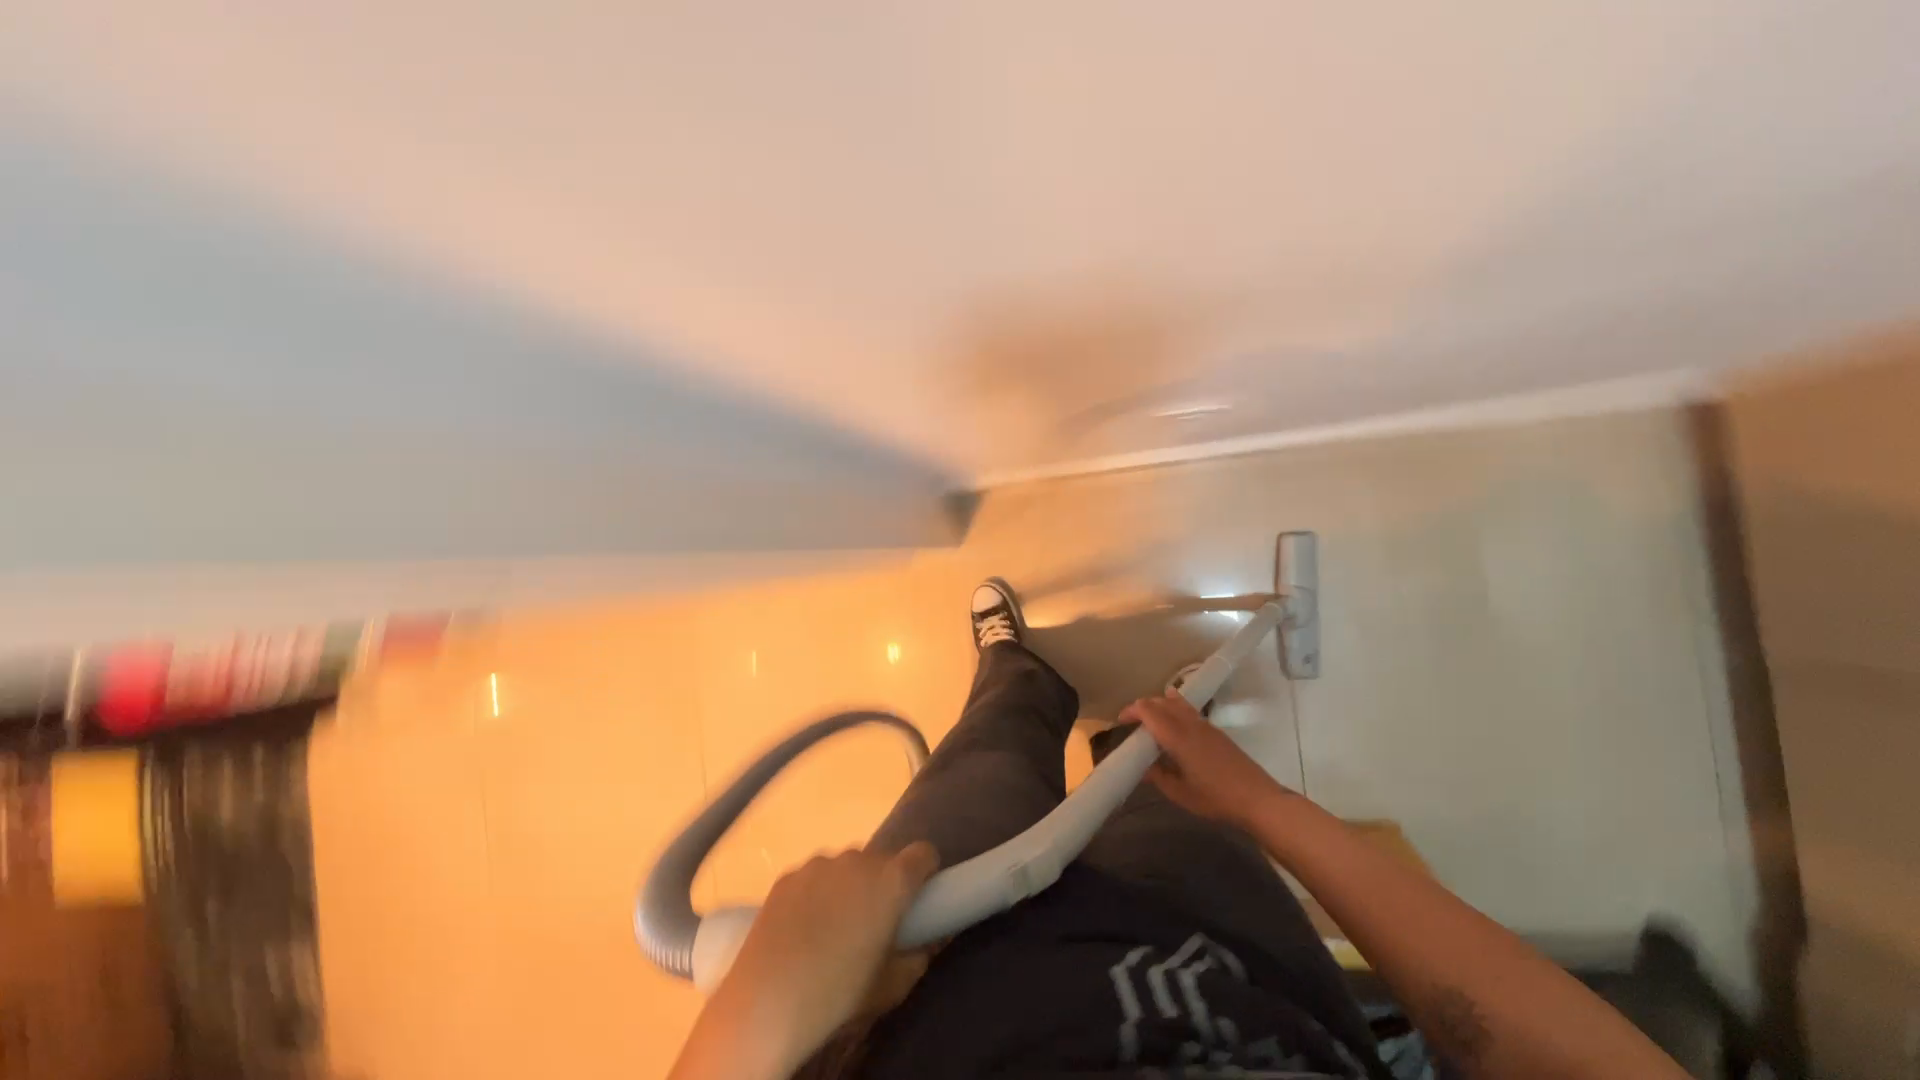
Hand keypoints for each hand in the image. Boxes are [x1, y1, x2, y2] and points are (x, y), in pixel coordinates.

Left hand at [715, 842, 940, 1065]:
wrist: (767, 1001)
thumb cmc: (839, 994)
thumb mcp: (891, 987)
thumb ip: (915, 959)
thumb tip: (919, 947)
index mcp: (892, 882)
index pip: (923, 854)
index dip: (924, 872)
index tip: (917, 897)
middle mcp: (858, 860)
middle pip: (882, 860)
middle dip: (883, 883)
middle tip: (873, 922)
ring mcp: (818, 864)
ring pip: (845, 866)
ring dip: (848, 885)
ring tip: (832, 927)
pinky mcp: (787, 875)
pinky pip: (814, 876)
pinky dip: (816, 892)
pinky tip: (803, 928)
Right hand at [1121, 691, 1295, 828]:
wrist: (1257, 799)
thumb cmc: (1215, 798)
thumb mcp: (1179, 793)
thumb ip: (1158, 776)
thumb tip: (1142, 768)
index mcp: (1177, 736)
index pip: (1149, 710)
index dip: (1132, 711)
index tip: (1121, 721)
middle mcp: (1190, 724)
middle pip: (1162, 702)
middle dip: (1144, 707)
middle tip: (1132, 722)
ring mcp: (1206, 726)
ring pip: (1177, 703)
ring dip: (1161, 706)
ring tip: (1151, 720)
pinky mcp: (1216, 733)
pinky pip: (1190, 712)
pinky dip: (1176, 711)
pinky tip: (1174, 726)